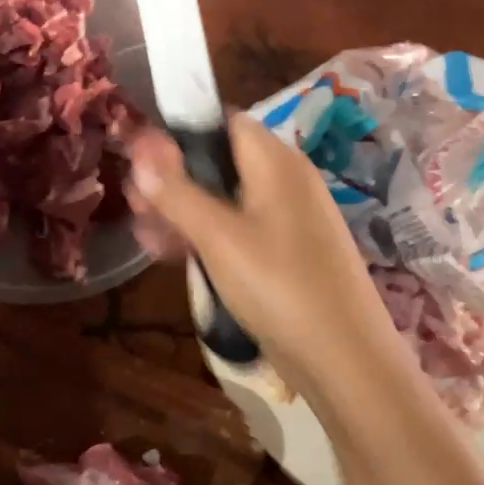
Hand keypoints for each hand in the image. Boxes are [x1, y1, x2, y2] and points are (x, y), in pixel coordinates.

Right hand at [126, 114, 398, 388]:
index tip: (138, 159)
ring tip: (148, 239)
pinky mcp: (285, 252)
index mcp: (275, 162)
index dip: (177, 133)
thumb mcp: (217, 237)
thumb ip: (175, 191)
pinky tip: (172, 256)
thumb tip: (138, 148)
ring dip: (181, 210)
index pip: (220, 120)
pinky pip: (236, 227)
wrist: (346, 364)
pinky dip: (204, 234)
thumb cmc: (280, 287)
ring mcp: (287, 218)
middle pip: (216, 159)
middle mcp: (284, 180)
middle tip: (137, 206)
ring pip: (221, 197)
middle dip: (171, 179)